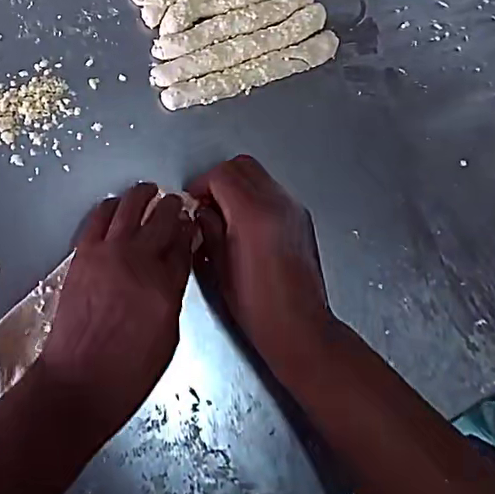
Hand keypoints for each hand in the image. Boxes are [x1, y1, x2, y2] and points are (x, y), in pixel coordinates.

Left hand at [33, 184, 193, 432]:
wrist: (77, 381)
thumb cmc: (127, 372)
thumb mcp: (167, 337)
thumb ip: (173, 294)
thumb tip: (173, 270)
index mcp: (166, 287)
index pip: (183, 245)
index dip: (188, 230)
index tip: (190, 223)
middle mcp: (140, 261)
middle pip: (163, 219)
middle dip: (173, 207)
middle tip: (175, 203)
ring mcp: (110, 253)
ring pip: (132, 207)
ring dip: (144, 196)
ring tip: (150, 191)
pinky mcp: (84, 252)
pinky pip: (100, 217)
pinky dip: (112, 206)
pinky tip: (117, 205)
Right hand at [188, 156, 334, 375]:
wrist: (300, 327)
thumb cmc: (258, 306)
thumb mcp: (220, 267)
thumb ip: (208, 229)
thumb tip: (202, 211)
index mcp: (253, 214)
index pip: (222, 175)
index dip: (201, 184)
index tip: (193, 199)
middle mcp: (277, 204)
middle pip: (242, 166)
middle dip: (219, 178)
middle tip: (206, 201)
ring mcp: (293, 208)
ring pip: (259, 175)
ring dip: (237, 185)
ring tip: (224, 213)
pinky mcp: (301, 217)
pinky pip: (272, 190)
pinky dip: (254, 195)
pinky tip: (244, 222)